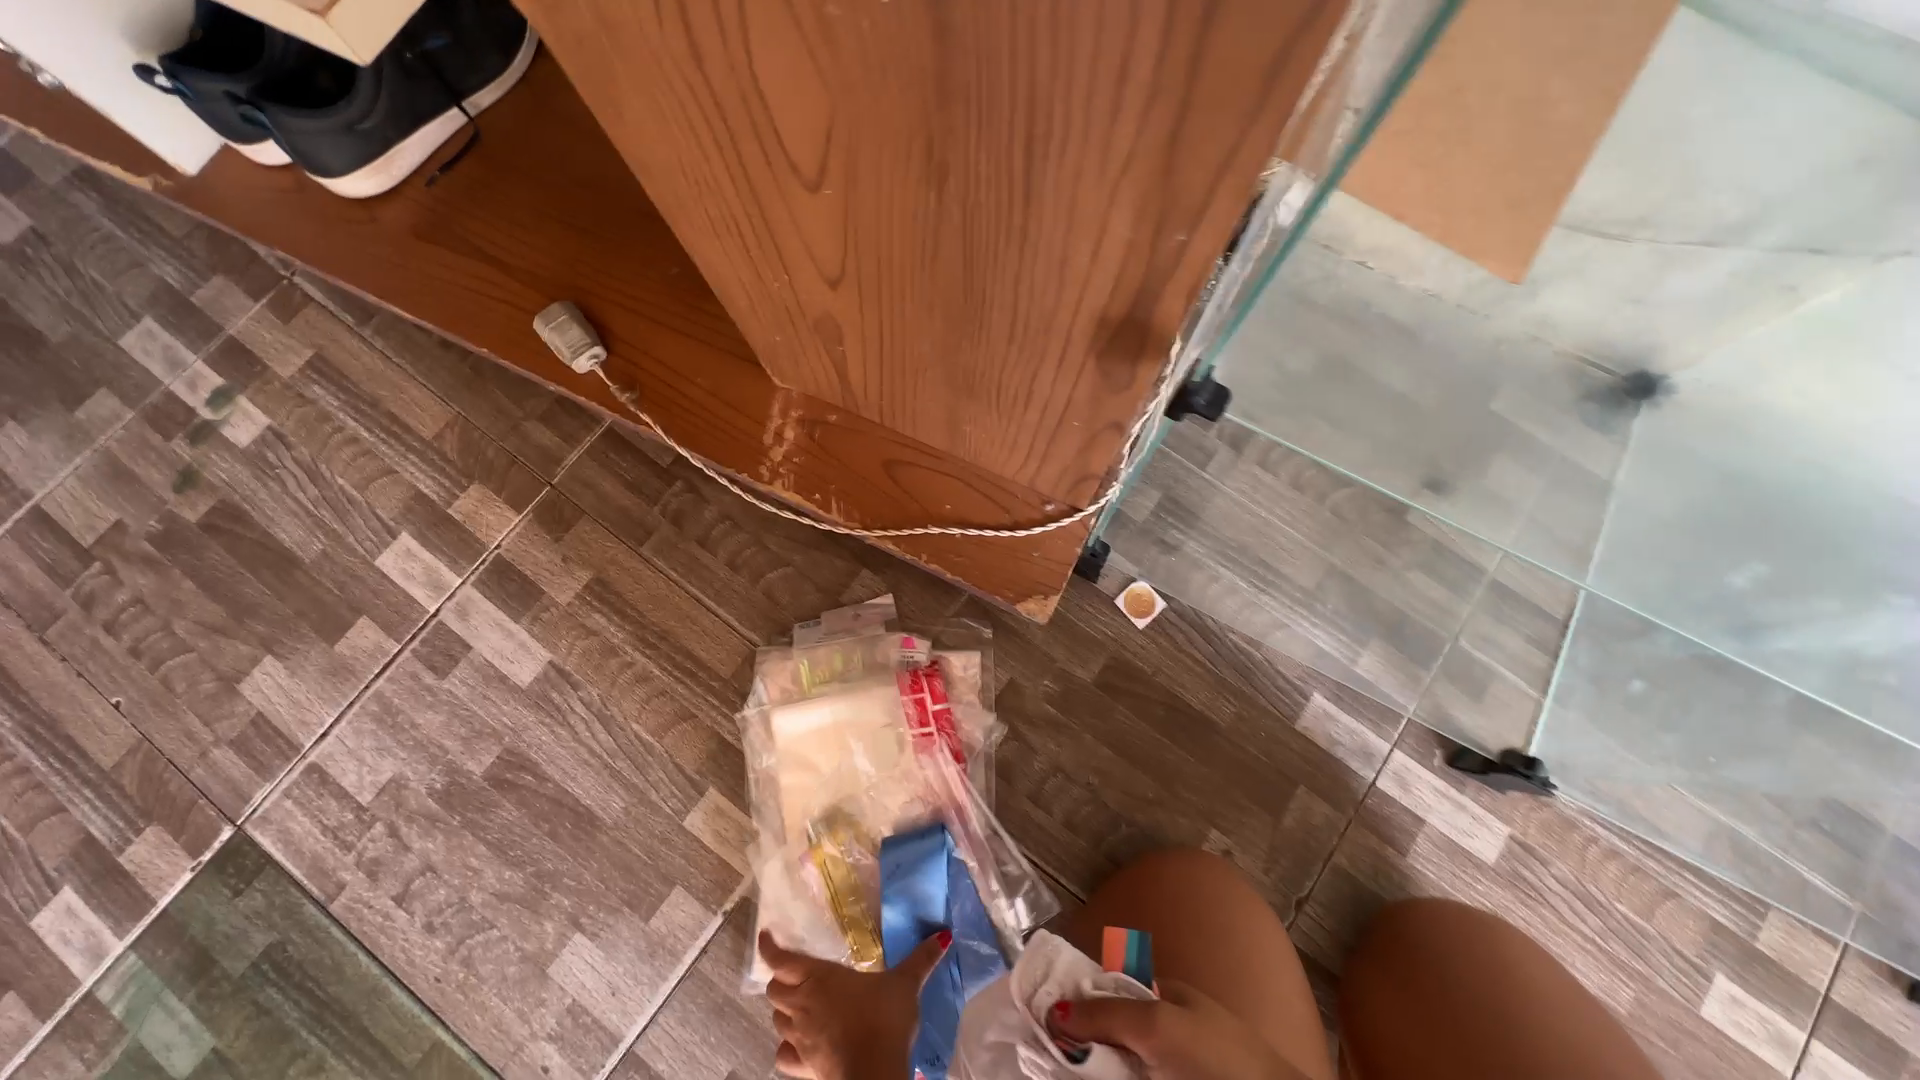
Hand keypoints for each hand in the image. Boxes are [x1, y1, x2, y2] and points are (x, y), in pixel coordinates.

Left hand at [760, 928, 951, 1079]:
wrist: (873, 1072)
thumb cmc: (883, 1020)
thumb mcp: (905, 985)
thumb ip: (921, 959)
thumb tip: (943, 934)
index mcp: (819, 978)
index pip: (782, 959)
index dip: (769, 947)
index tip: (766, 936)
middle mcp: (802, 1004)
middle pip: (774, 990)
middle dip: (781, 981)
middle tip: (795, 977)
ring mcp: (798, 1038)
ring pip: (776, 1020)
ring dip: (784, 1012)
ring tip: (800, 1009)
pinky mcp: (800, 1066)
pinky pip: (783, 1054)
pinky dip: (787, 1047)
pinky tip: (798, 1047)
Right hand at [1049, 979, 1307, 1079]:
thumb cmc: (1218, 1058)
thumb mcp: (1159, 1024)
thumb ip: (1107, 1013)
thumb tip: (1053, 1010)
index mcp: (1161, 995)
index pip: (1103, 989)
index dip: (1072, 1000)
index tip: (1039, 1015)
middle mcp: (1161, 1026)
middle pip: (1104, 1028)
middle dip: (1075, 1038)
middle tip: (1042, 1051)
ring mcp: (1164, 1064)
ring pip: (1113, 1061)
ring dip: (1086, 1064)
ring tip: (1052, 1066)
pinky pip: (1126, 1075)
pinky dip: (1106, 1075)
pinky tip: (1084, 1078)